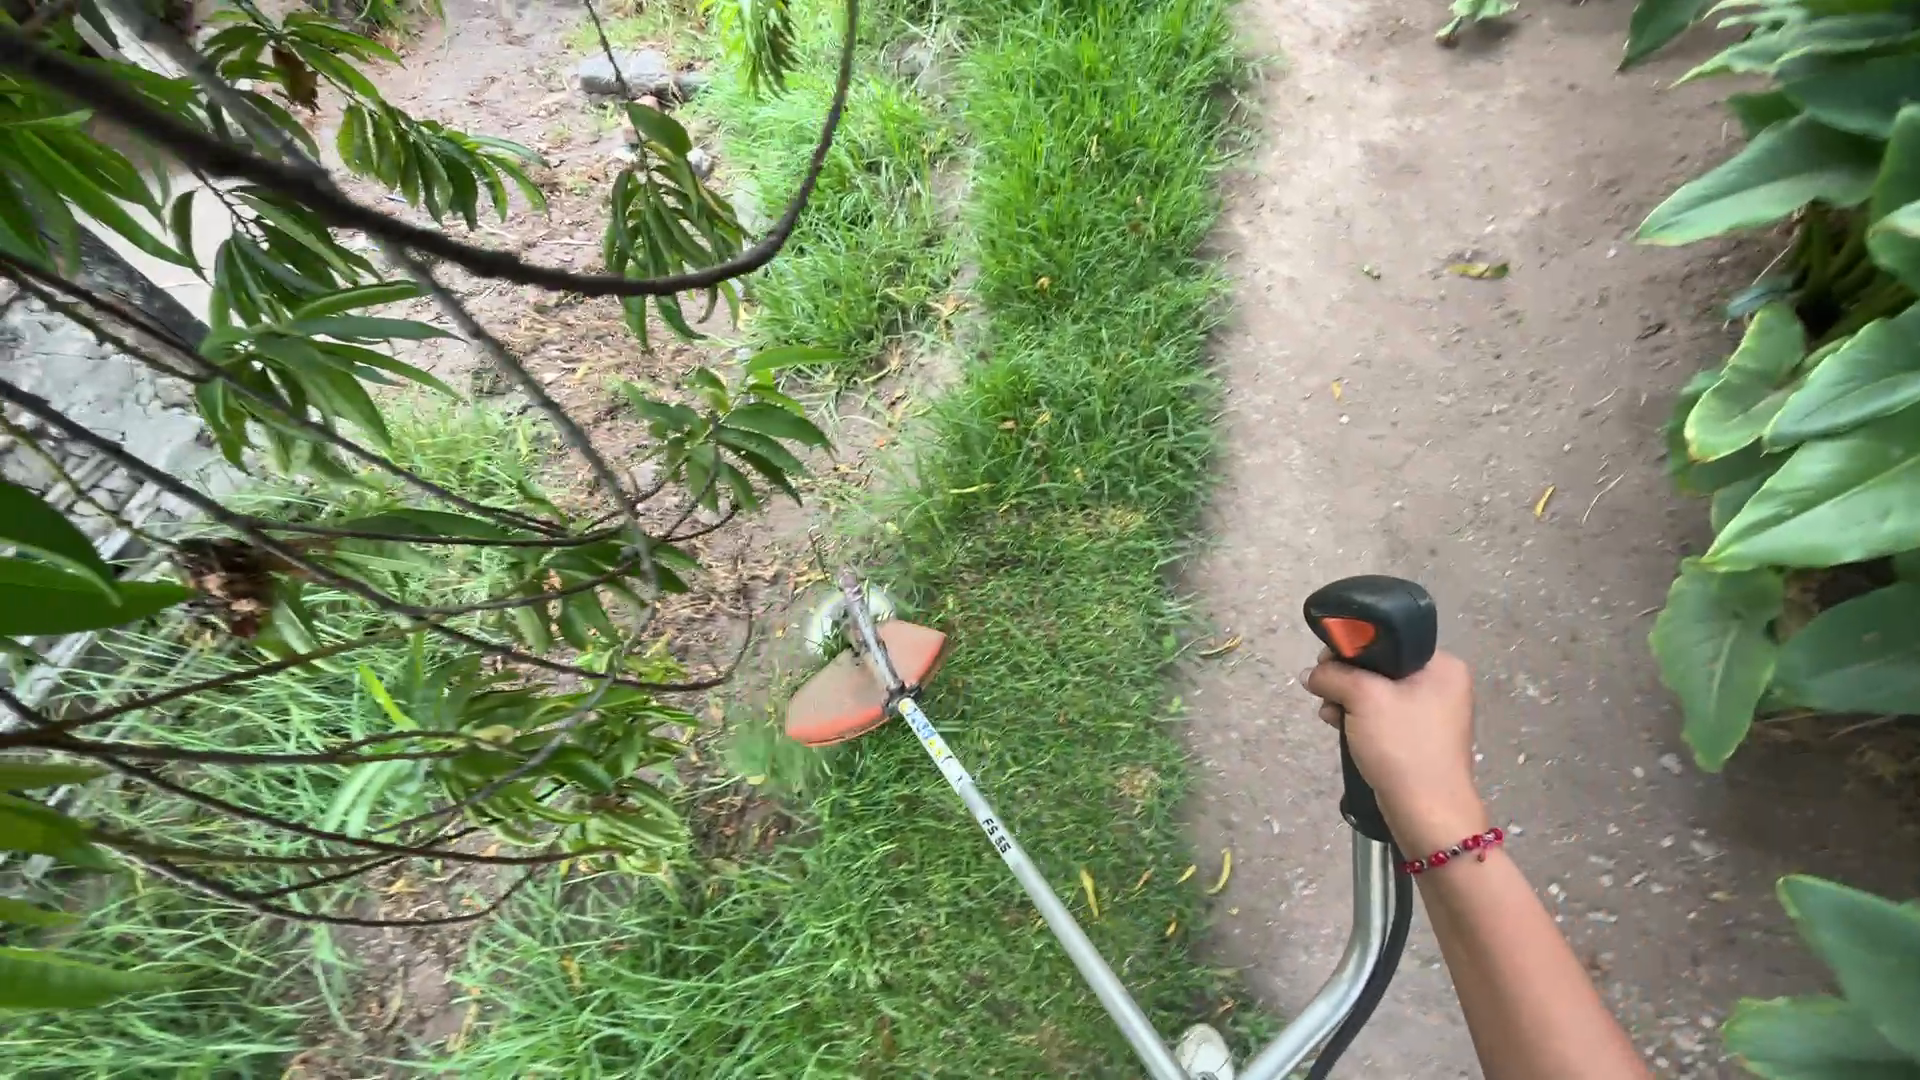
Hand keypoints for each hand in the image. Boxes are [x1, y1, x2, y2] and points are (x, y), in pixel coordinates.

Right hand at [1304, 649, 1486, 852]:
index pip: (1388, 640)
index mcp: (1442, 666)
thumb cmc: (1402, 745)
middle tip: (1327, 692)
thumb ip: (1331, 675)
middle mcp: (1440, 684)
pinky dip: (1355, 717)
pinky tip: (1338, 726)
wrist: (1426, 811)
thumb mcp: (1362, 698)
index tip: (1328, 664)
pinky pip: (1378, 714)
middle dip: (1344, 679)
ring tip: (1330, 714)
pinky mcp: (1415, 736)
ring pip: (1373, 691)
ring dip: (1344, 700)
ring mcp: (1429, 712)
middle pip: (1377, 665)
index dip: (1352, 648)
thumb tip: (1310, 674)